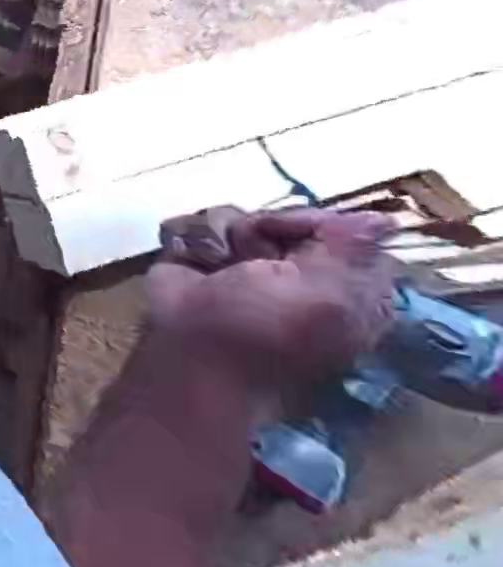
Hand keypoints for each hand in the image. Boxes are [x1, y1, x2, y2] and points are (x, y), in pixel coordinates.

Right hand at [147, 208, 399, 393]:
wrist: (192, 350)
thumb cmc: (264, 327)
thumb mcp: (326, 294)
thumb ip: (352, 252)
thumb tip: (381, 218)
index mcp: (338, 278)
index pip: (335, 227)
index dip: (311, 223)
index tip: (287, 234)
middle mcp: (289, 266)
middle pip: (275, 216)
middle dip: (257, 228)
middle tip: (250, 257)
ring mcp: (236, 261)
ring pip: (226, 216)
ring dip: (215, 237)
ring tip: (213, 264)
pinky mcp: (192, 258)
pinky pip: (186, 225)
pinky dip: (185, 241)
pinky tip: (189, 262)